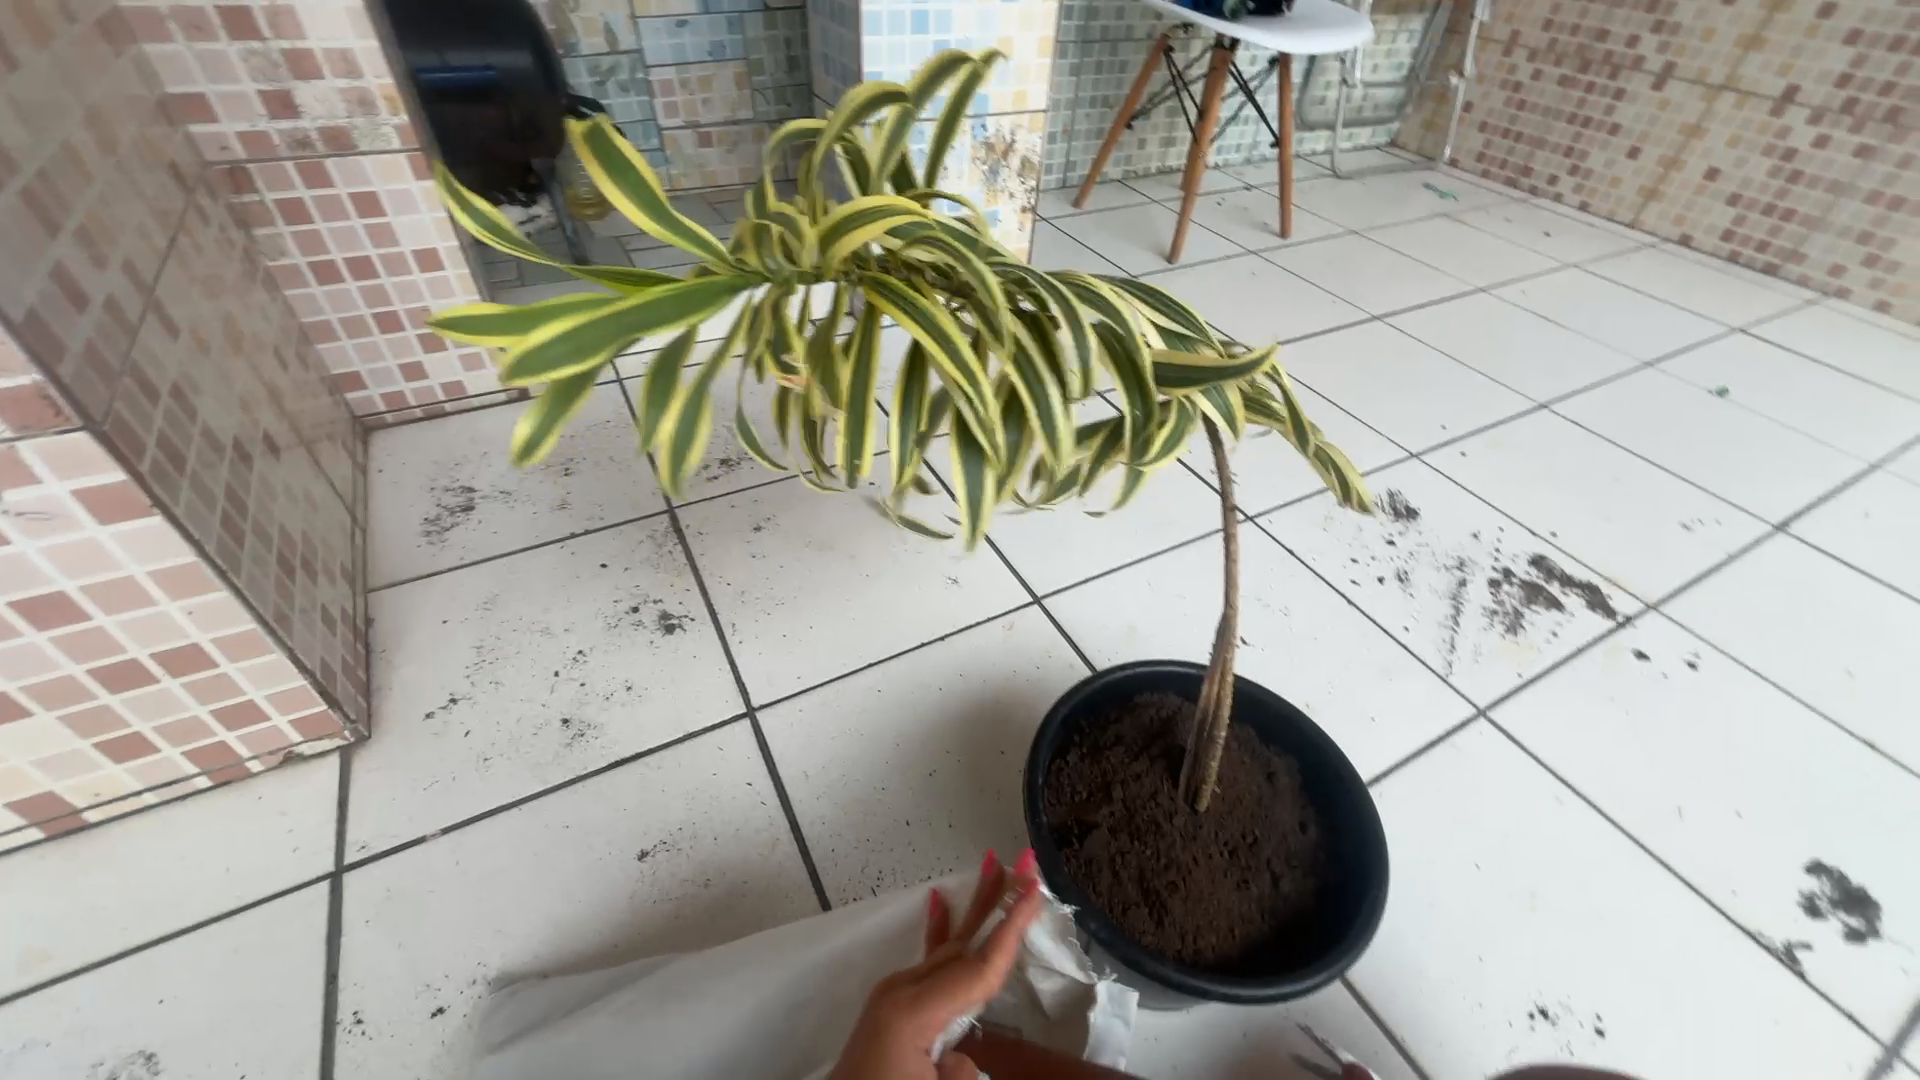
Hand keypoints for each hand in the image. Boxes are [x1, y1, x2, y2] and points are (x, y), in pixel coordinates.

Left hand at [829, 850, 1044, 1079]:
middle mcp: (903, 990)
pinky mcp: (892, 1003)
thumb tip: (957, 1054)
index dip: (1011, 926)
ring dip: (975, 908)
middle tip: (1024, 860)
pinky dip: (938, 928)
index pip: (979, 966)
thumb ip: (961, 1068)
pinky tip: (938, 897)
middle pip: (964, 940)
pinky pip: (925, 959)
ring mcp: (894, 993)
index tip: (1034, 889)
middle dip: (996, 899)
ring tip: (992, 865)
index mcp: (915, 1011)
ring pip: (948, 944)